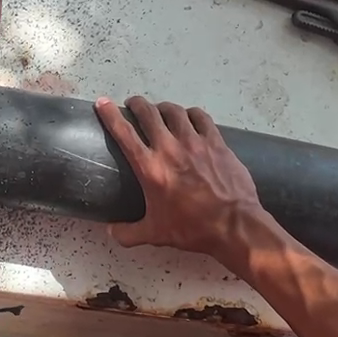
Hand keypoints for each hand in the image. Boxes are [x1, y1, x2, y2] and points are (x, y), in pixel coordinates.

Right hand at [94, 96, 270, 265]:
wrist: (235, 225)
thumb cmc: (192, 229)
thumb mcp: (155, 234)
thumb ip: (128, 233)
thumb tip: (111, 232)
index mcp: (150, 168)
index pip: (124, 133)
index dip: (110, 114)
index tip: (103, 103)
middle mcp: (169, 148)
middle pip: (148, 113)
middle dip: (137, 104)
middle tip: (133, 105)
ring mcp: (195, 142)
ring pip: (174, 111)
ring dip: (163, 107)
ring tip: (160, 110)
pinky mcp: (216, 142)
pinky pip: (201, 117)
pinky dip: (191, 113)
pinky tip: (190, 117)